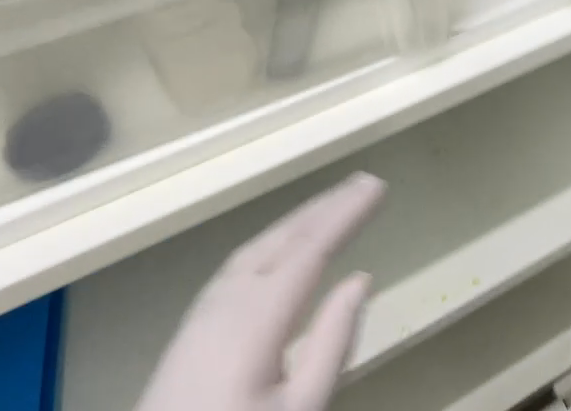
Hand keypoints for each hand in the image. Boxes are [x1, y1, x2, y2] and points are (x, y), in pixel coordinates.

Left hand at [137, 172, 385, 410]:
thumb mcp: (300, 409)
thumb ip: (333, 343)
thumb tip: (359, 279)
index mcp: (257, 318)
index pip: (312, 248)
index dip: (347, 213)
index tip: (378, 186)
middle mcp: (228, 301)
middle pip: (284, 238)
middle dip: (326, 206)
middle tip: (364, 182)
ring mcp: (204, 312)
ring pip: (258, 246)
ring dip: (299, 219)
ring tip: (333, 203)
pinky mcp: (192, 328)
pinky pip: (240, 262)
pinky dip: (274, 239)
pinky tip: (283, 246)